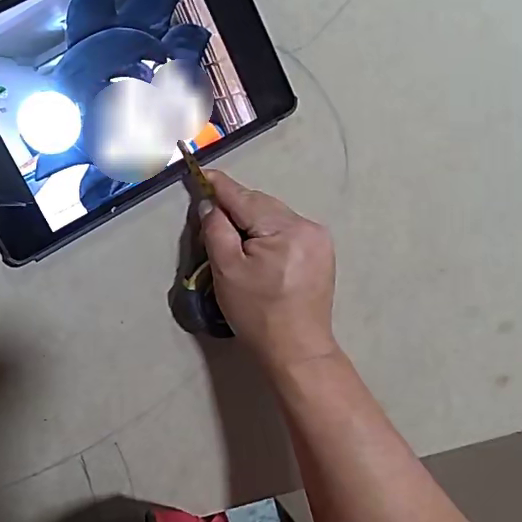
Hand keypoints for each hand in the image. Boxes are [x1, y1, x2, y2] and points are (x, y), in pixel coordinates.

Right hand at [199, 172, 337, 369]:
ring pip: (274, 216)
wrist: (296, 349)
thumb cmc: (258, 313)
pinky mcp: (321, 252)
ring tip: (231, 237)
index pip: (244, 198)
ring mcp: (318, 239)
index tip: (200, 172)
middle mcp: (307, 227)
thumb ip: (216, 231)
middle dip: (235, 206)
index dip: (219, 186)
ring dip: (251, 220)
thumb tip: (210, 205)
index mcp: (285, 229)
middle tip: (209, 215)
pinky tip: (254, 247)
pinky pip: (286, 229)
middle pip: (261, 204)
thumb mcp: (227, 270)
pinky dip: (266, 231)